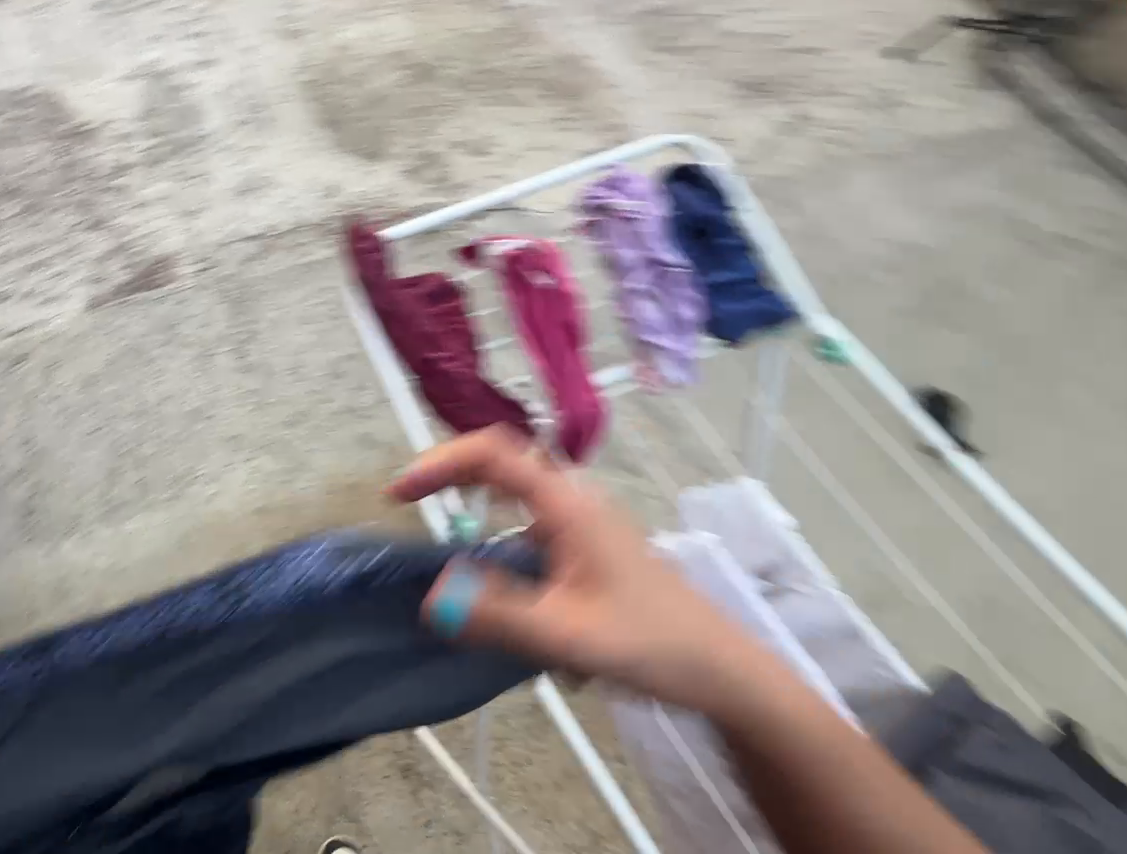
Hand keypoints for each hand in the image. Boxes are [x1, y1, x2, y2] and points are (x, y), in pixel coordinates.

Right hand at [389, 426, 771, 715]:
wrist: (724, 672)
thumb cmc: (652, 642)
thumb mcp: (566, 633)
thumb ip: (495, 614)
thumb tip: (429, 599)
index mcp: (566, 503)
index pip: (493, 453)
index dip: (441, 462)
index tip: (402, 492)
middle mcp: (571, 499)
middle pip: (499, 462)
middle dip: (449, 476)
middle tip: (408, 503)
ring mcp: (581, 521)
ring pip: (512, 494)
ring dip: (472, 505)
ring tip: (442, 534)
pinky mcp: (585, 545)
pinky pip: (527, 525)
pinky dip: (496, 538)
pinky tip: (496, 582)